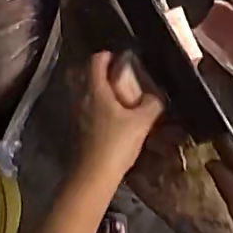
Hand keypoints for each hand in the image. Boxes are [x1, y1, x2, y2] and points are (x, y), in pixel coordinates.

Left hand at [75, 51, 164, 185]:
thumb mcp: (142, 122)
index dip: (108, 55)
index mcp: (95, 90)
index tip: (122, 58)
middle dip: (97, 70)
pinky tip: (108, 115)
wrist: (92, 178)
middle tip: (114, 74)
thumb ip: (152, 104)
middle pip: (81, 73)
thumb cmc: (116, 144)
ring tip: (114, 95)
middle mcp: (81, 97)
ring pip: (81, 91)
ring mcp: (75, 114)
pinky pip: (82, 106)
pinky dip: (92, 104)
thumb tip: (157, 95)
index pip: (96, 60)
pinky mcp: (75, 129)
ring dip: (94, 88)